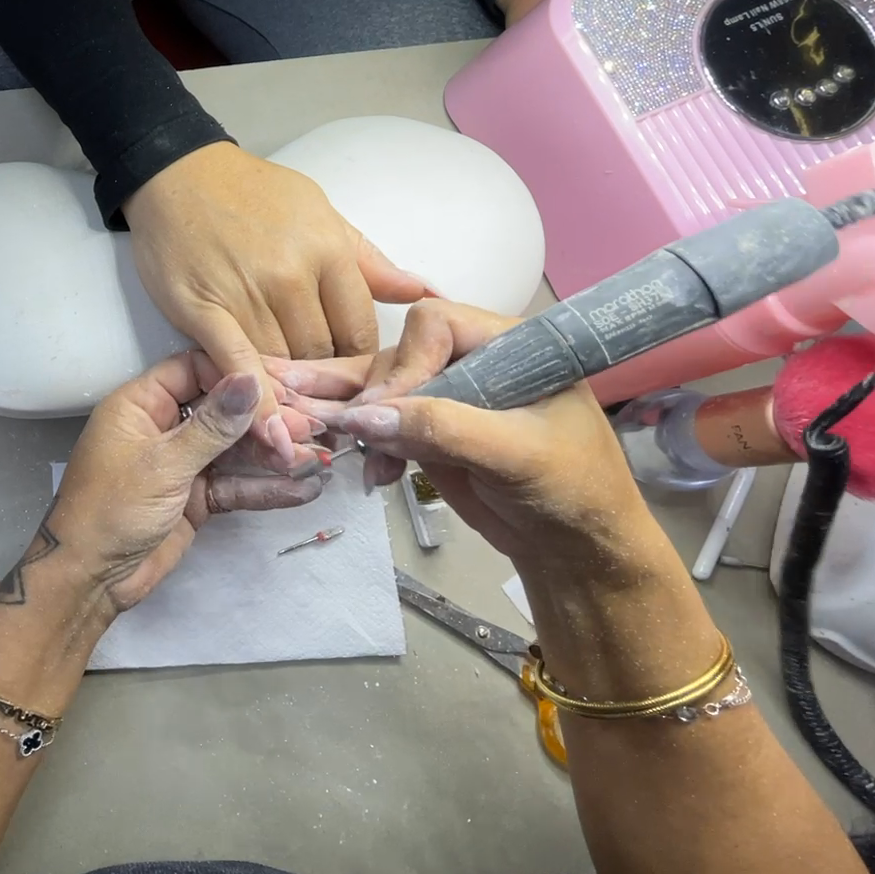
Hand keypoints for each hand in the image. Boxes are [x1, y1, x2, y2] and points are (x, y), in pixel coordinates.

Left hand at [49, 353, 332, 613]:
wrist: (90, 577)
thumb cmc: (113, 509)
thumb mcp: (164, 464)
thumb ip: (212, 425)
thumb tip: (249, 380)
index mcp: (139, 405)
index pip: (194, 370)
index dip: (236, 375)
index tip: (279, 388)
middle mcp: (160, 427)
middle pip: (220, 410)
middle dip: (263, 419)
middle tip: (310, 427)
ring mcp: (179, 464)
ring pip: (232, 449)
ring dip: (272, 455)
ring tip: (318, 457)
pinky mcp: (193, 497)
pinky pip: (233, 484)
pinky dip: (264, 488)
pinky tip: (303, 489)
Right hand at [121, 142, 428, 461]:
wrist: (176, 177)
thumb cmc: (249, 193)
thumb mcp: (318, 213)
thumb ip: (366, 260)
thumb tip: (424, 293)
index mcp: (328, 251)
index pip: (359, 330)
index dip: (361, 366)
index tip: (353, 386)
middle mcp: (293, 277)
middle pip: (323, 355)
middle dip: (326, 386)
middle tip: (323, 410)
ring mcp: (247, 296)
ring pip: (283, 365)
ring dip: (292, 398)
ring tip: (299, 428)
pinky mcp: (204, 311)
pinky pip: (238, 364)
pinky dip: (256, 402)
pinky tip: (271, 434)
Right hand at [268, 301, 655, 566]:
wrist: (573, 548)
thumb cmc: (570, 491)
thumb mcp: (514, 456)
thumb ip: (440, 428)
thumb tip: (359, 416)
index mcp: (509, 346)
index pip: (435, 326)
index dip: (405, 364)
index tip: (387, 413)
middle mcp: (470, 360)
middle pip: (396, 356)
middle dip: (367, 394)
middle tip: (339, 427)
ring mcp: (444, 394)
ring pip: (377, 387)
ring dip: (344, 409)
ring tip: (301, 418)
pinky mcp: (423, 428)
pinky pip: (377, 420)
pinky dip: (356, 436)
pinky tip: (338, 446)